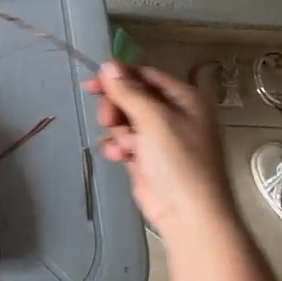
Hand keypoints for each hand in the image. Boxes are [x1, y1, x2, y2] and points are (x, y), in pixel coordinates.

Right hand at [86, 61, 235, 241]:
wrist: (189, 215)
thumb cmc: (179, 162)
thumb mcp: (154, 120)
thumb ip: (128, 91)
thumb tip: (108, 65)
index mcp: (185, 99)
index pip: (145, 75)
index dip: (119, 77)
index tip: (92, 85)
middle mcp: (174, 115)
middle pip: (131, 97)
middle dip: (116, 109)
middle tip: (108, 120)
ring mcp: (160, 137)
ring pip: (123, 120)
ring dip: (117, 131)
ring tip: (123, 147)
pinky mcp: (146, 157)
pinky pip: (122, 141)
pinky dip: (118, 147)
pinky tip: (119, 157)